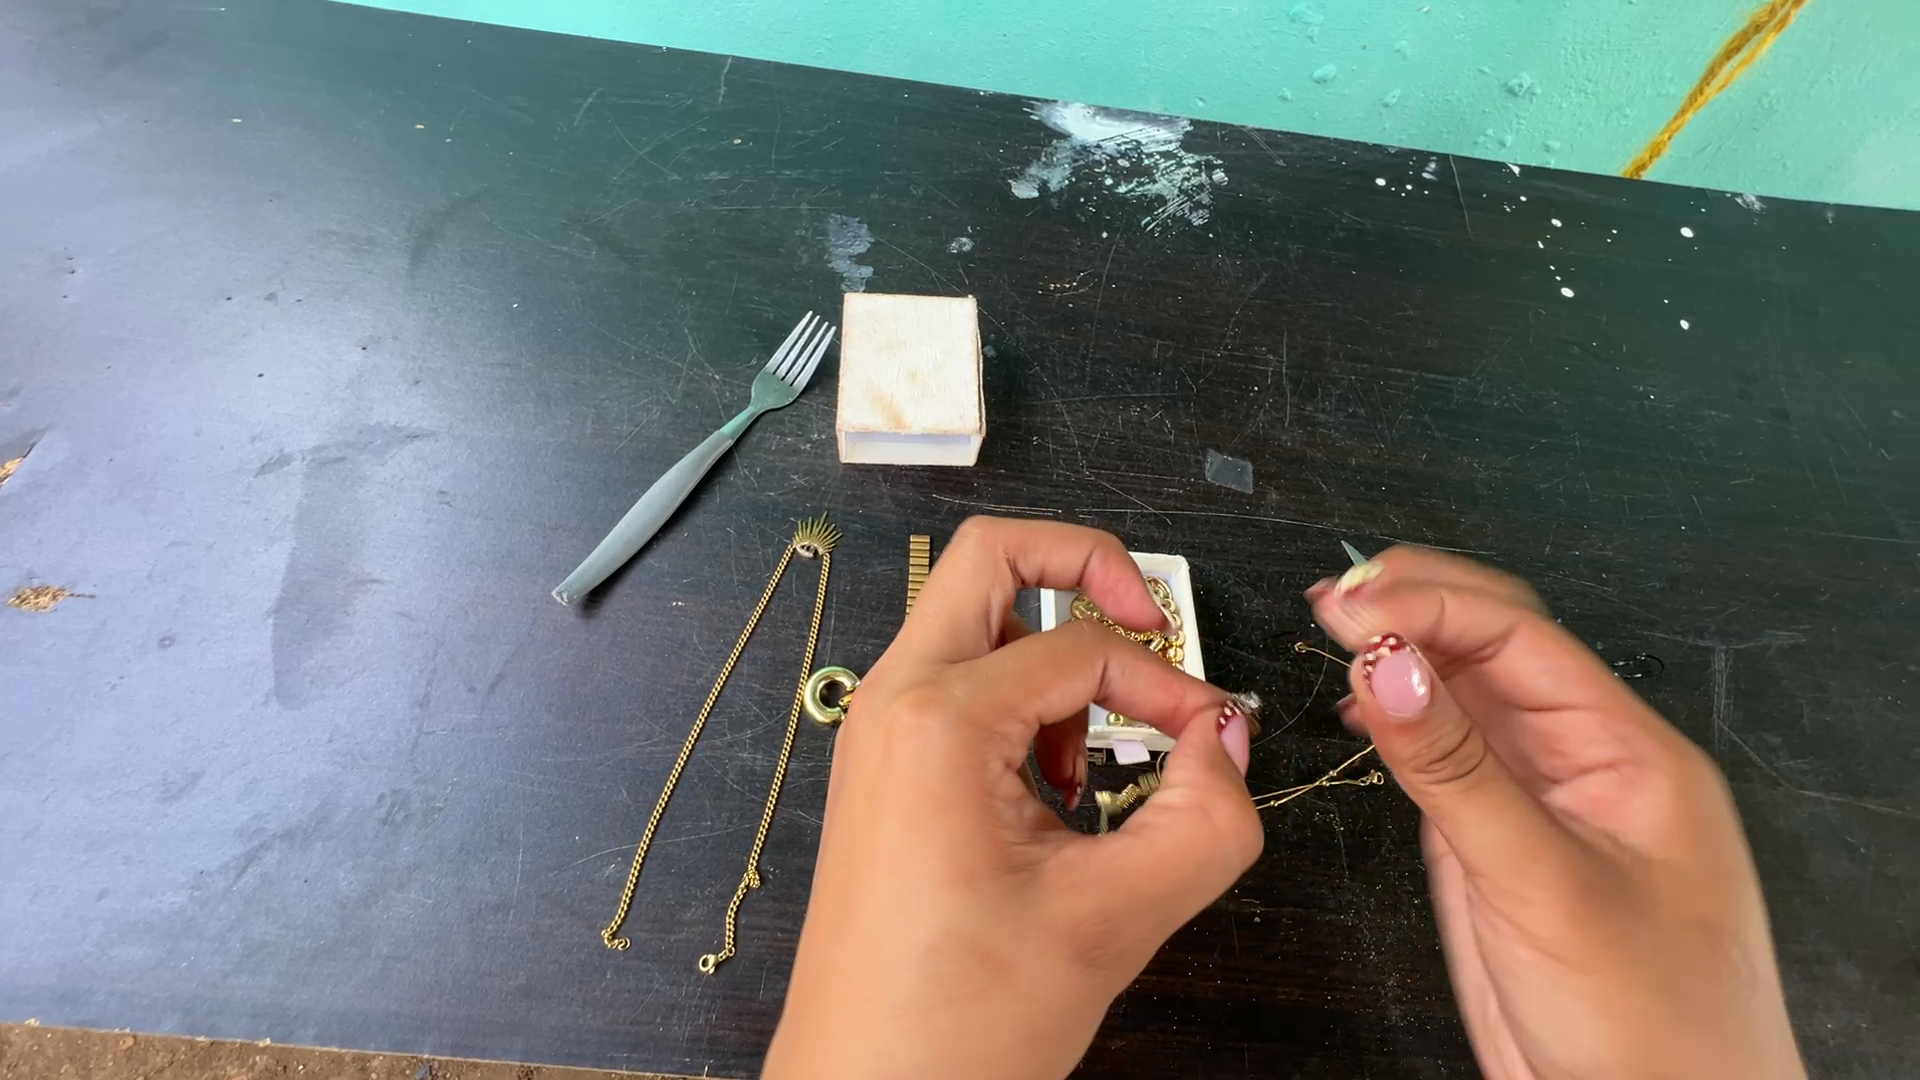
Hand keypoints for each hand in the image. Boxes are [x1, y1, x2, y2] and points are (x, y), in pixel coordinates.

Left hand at [764, 517, 1262, 1079]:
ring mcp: (882, 721)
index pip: (1081, 647)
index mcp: (938, 717)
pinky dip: (1021, 699)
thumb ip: (1205, 818)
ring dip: (1051, 653)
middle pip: (989, 556)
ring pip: (980, 617)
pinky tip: (1047, 786)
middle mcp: (895, 696)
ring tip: (1085, 756)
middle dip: (1082, 564)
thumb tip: (1222, 736)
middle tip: (1144, 619)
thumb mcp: (1113, 918)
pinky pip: (964, 679)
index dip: (1163, 682)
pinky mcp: (889, 754)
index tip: (1206, 732)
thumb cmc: (956, 1023)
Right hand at [1308, 547, 1804, 1079]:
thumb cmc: (1641, 1023)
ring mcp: (1527, 782)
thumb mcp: (1541, 883)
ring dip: (1397, 643)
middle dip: (1414, 600)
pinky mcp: (1485, 817)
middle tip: (1331, 596)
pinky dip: (1389, 705)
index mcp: (1623, 749)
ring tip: (1332, 623)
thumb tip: (1379, 664)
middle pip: (1493, 637)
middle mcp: (1575, 749)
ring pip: (1459, 681)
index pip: (1516, 636)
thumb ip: (1453, 767)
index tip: (1344, 607)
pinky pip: (1435, 735)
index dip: (1426, 606)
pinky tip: (1357, 702)